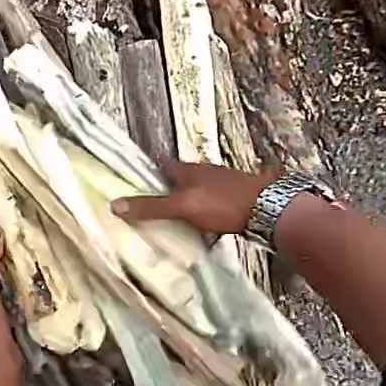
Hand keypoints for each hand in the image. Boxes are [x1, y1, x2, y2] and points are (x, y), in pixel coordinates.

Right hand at [110, 160, 279, 234]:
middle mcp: (206, 173)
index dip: (153, 165)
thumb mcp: (182, 206)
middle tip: (156, 192)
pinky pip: (214, 202)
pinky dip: (205, 209)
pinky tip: (206, 221)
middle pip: (182, 175)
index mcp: (189, 171)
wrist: (270, 208)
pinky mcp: (239, 198)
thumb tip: (115, 205)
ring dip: (189, 196)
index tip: (142, 167)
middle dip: (170, 182)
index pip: (165, 164)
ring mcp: (224, 184)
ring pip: (199, 188)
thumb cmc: (223, 203)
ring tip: (178, 209)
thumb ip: (151, 207)